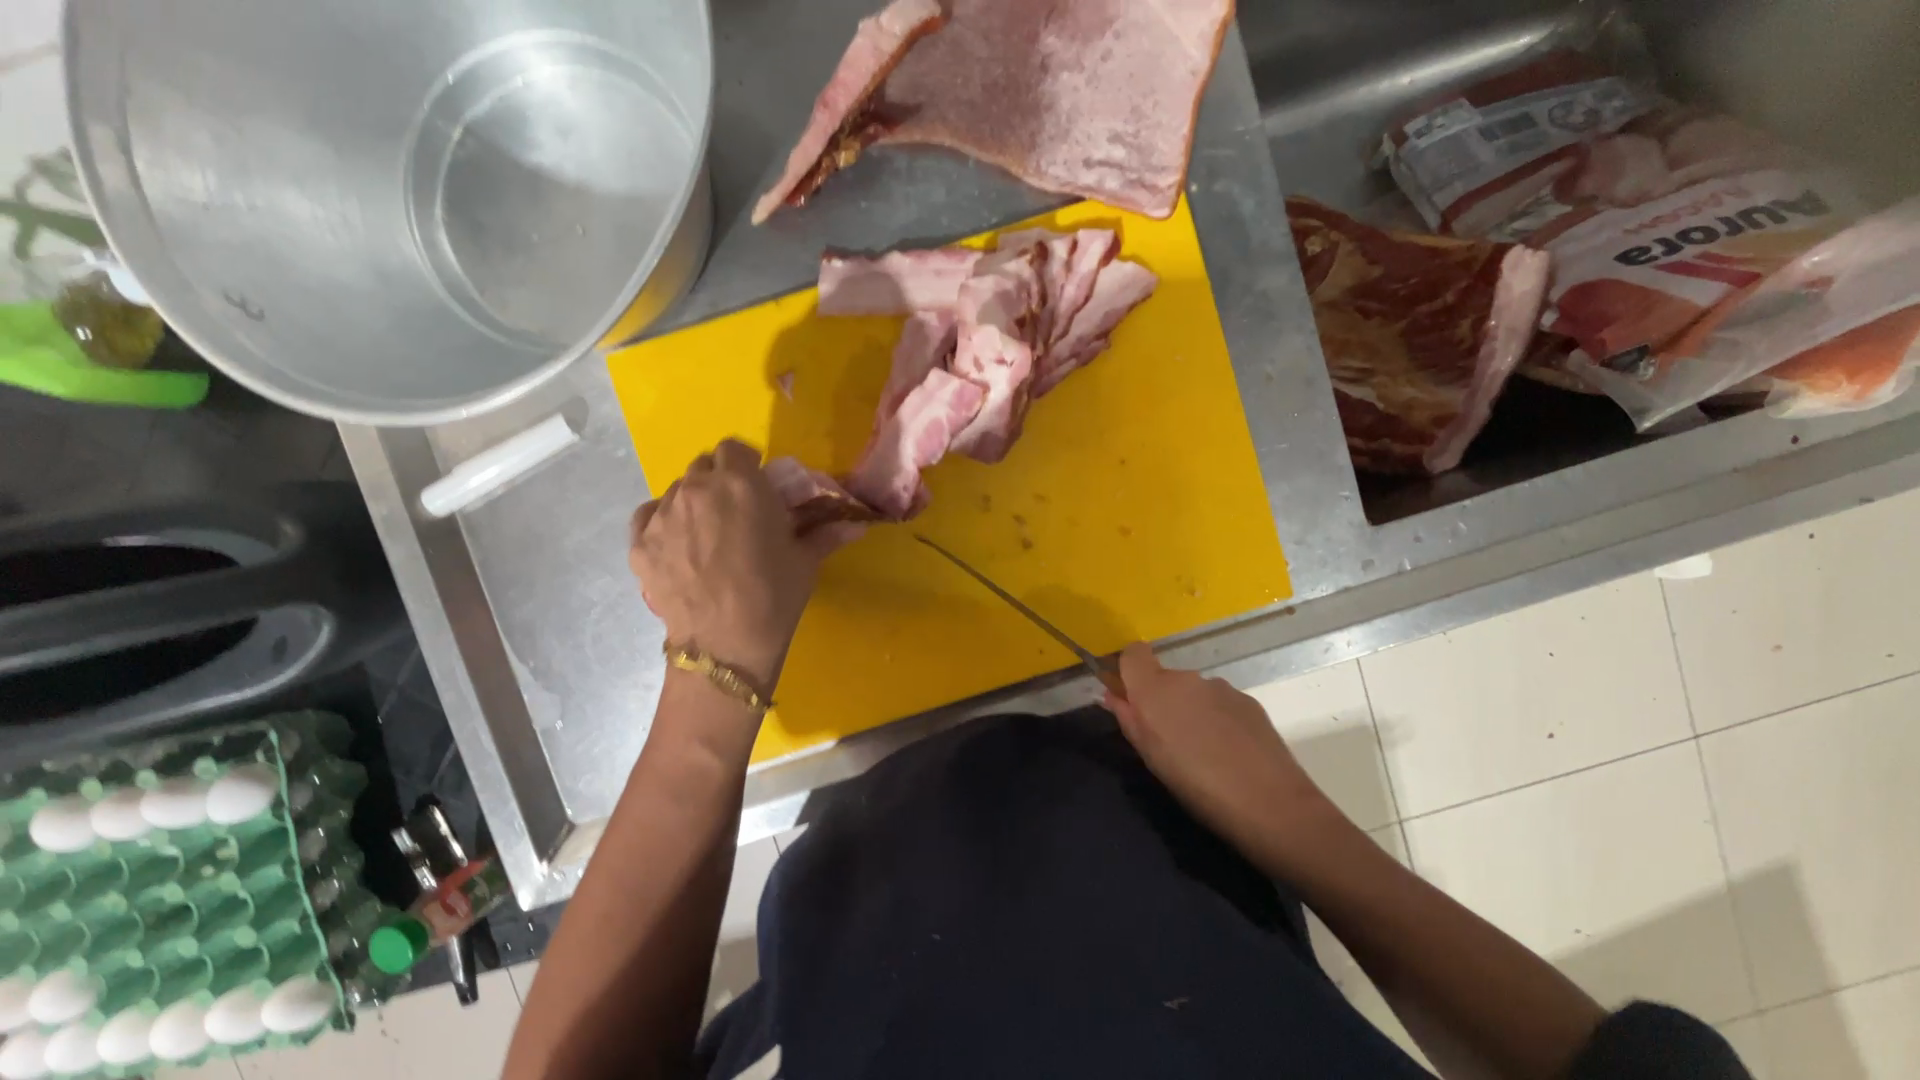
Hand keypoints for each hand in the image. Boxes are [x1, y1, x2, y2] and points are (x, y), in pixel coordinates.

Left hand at [628, 439, 841, 690]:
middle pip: (703, 467)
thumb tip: (857, 524)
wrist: (725, 646)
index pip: (735, 448)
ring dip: (693, 503)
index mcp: (741, 483)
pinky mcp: (639, 542)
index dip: (745, 464)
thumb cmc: (774, 597)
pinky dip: (663, 523)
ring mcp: (663, 514)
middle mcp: (697, 488)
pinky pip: (649, 516)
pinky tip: (679, 547)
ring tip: (707, 536)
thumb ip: (826, 533)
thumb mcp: (805, 561)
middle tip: (735, 512)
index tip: (756, 485)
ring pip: (677, 491)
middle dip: (719, 481)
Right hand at [1105, 643, 1334, 854]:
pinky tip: (1229, 753)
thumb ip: (1129, 719)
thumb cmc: (1194, 784)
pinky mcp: (1249, 702)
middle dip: (1162, 701)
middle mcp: (1188, 679)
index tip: (1131, 698)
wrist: (1268, 801)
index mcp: (1156, 689)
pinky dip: (1218, 720)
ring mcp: (1222, 688)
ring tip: (1202, 753)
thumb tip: (1114, 695)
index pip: (1133, 653)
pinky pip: (1220, 704)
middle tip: (1168, 741)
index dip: (1129, 671)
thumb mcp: (1149, 757)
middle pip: (1165, 677)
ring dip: (1191, 712)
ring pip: (1194, 692)